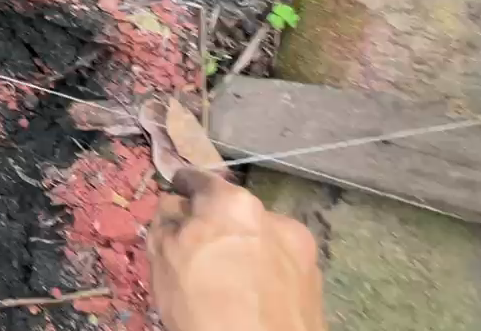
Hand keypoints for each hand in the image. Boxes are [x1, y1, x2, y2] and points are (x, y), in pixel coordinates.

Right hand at [146, 168, 324, 330]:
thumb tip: (180, 208)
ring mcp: (305, 257)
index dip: (180, 187)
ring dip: (240, 247)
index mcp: (235, 203)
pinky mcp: (318, 291)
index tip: (173, 197)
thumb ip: (168, 217)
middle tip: (195, 245)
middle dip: (214, 222)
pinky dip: (260, 272)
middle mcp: (276, 220)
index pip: (199, 179)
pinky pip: (278, 267)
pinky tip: (245, 294)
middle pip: (233, 211)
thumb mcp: (162, 251)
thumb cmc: (201, 301)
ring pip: (259, 239)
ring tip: (223, 275)